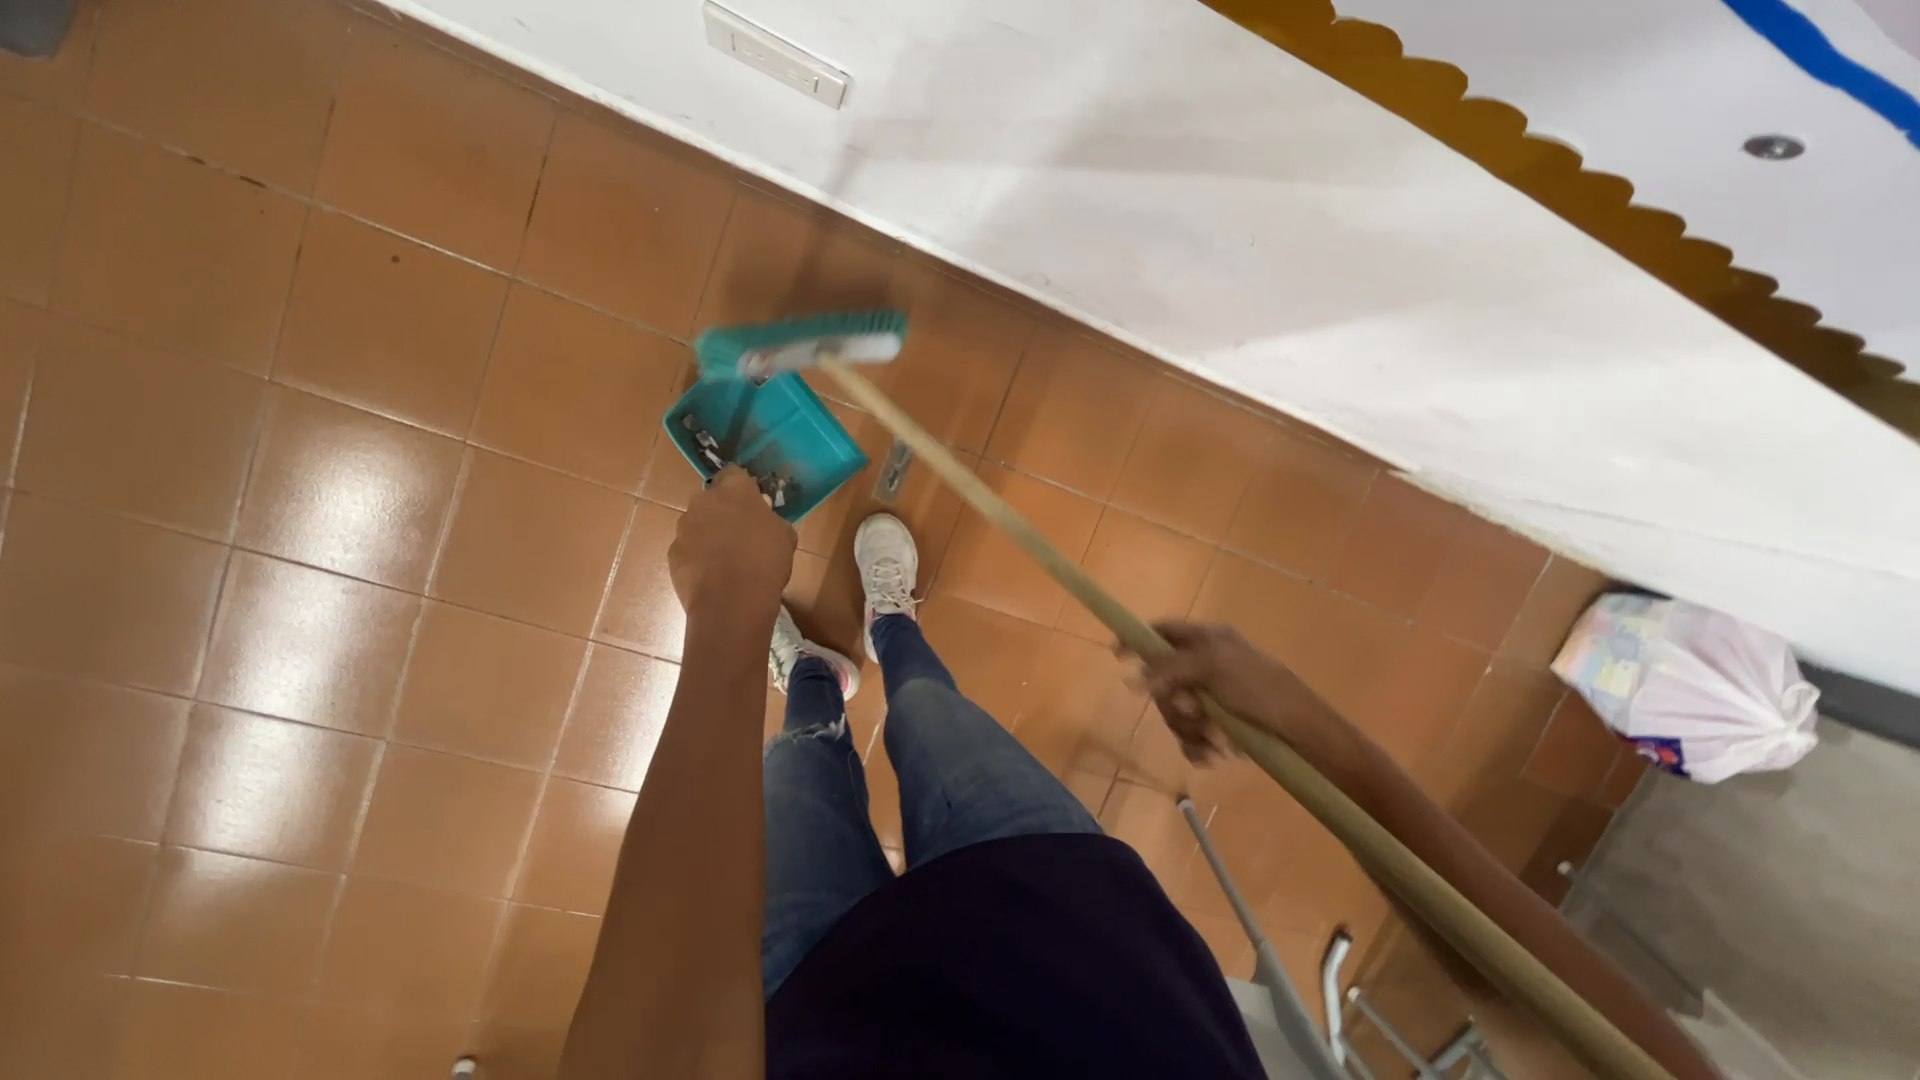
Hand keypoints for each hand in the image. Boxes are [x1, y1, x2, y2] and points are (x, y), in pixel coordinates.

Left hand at [668, 466, 795, 616]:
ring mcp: (684, 527)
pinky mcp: (673, 552)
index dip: (743, 488)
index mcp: (734, 489)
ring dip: (709, 534)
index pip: (734, 473)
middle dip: (723, 511)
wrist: (731, 601)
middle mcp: (703, 500)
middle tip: (742, 533)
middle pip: (712, 498)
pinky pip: (688, 548)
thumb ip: (771, 518)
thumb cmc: (766, 562)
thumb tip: (762, 514)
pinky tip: (713, 575)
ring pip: (697, 523)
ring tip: (727, 559)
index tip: (753, 504)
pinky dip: (698, 557)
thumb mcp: (786, 536)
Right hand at [1123, 621, 1341, 763]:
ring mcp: (1210, 698)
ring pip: (1174, 713)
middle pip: (1162, 681)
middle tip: (1193, 711)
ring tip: (1214, 740)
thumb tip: (1134, 679)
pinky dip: (1198, 747)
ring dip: (1189, 729)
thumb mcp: (1213, 666)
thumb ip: (1171, 667)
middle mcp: (1206, 666)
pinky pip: (1188, 737)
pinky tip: (1213, 755)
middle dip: (1174, 702)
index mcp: (1207, 640)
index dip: (1139, 640)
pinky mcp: (1216, 727)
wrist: (1302, 732)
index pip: (1164, 632)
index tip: (1117, 656)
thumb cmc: (1260, 689)